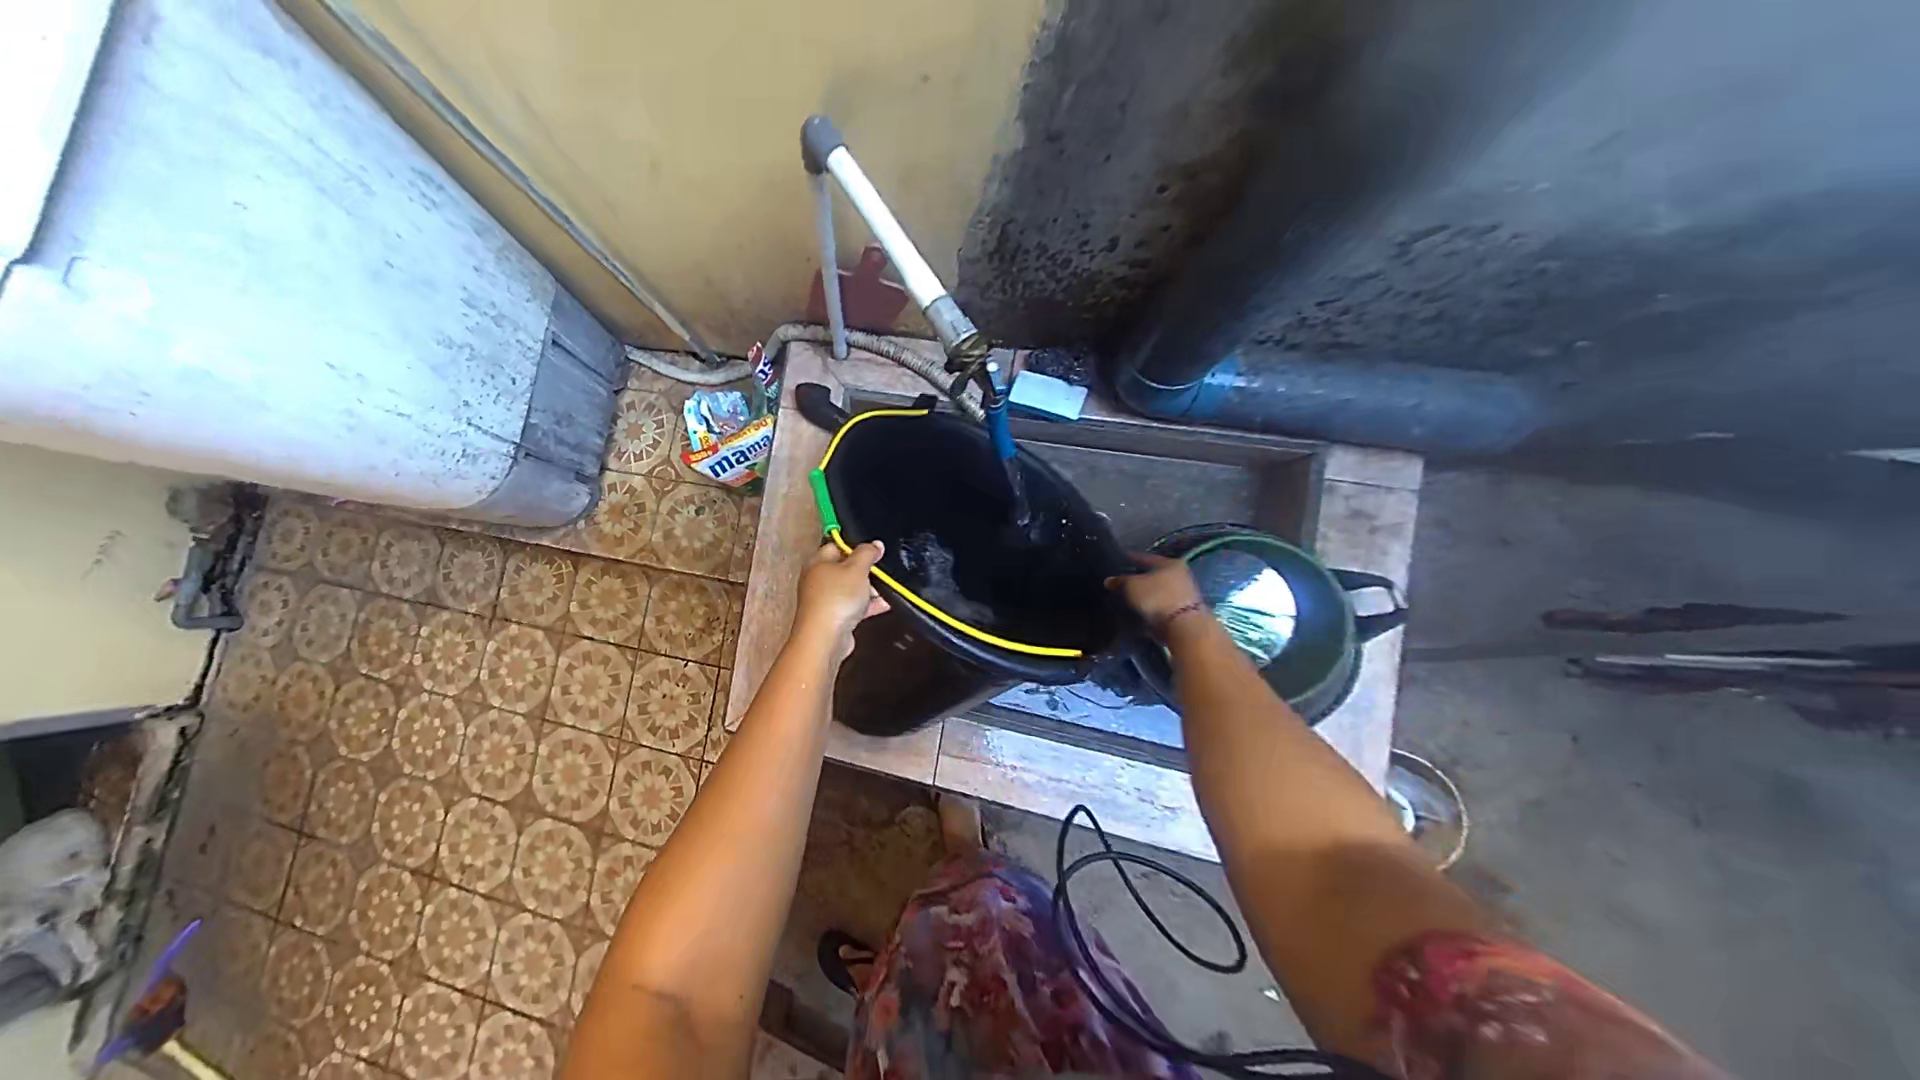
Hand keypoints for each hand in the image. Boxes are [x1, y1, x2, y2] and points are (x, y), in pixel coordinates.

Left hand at [795, 541, 889, 658]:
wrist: (825, 637)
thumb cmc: (836, 598)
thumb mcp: (857, 568)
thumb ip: (867, 553)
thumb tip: (875, 544)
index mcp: (818, 562)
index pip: (837, 545)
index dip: (856, 547)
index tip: (874, 551)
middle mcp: (818, 579)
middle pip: (844, 568)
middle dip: (865, 571)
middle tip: (880, 571)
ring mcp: (824, 600)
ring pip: (850, 589)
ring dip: (868, 590)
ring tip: (887, 589)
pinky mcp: (833, 618)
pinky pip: (853, 607)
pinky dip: (867, 605)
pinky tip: (884, 604)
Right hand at [1106, 554, 1204, 631]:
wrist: (1183, 628)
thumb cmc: (1157, 598)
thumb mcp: (1132, 586)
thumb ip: (1120, 581)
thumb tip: (1110, 580)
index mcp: (1171, 563)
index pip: (1145, 558)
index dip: (1130, 559)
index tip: (1118, 561)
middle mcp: (1180, 577)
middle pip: (1154, 576)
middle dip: (1138, 579)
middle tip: (1121, 583)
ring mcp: (1183, 597)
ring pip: (1157, 593)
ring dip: (1144, 597)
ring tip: (1126, 600)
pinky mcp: (1182, 615)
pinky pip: (1160, 609)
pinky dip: (1149, 610)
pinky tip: (1137, 614)